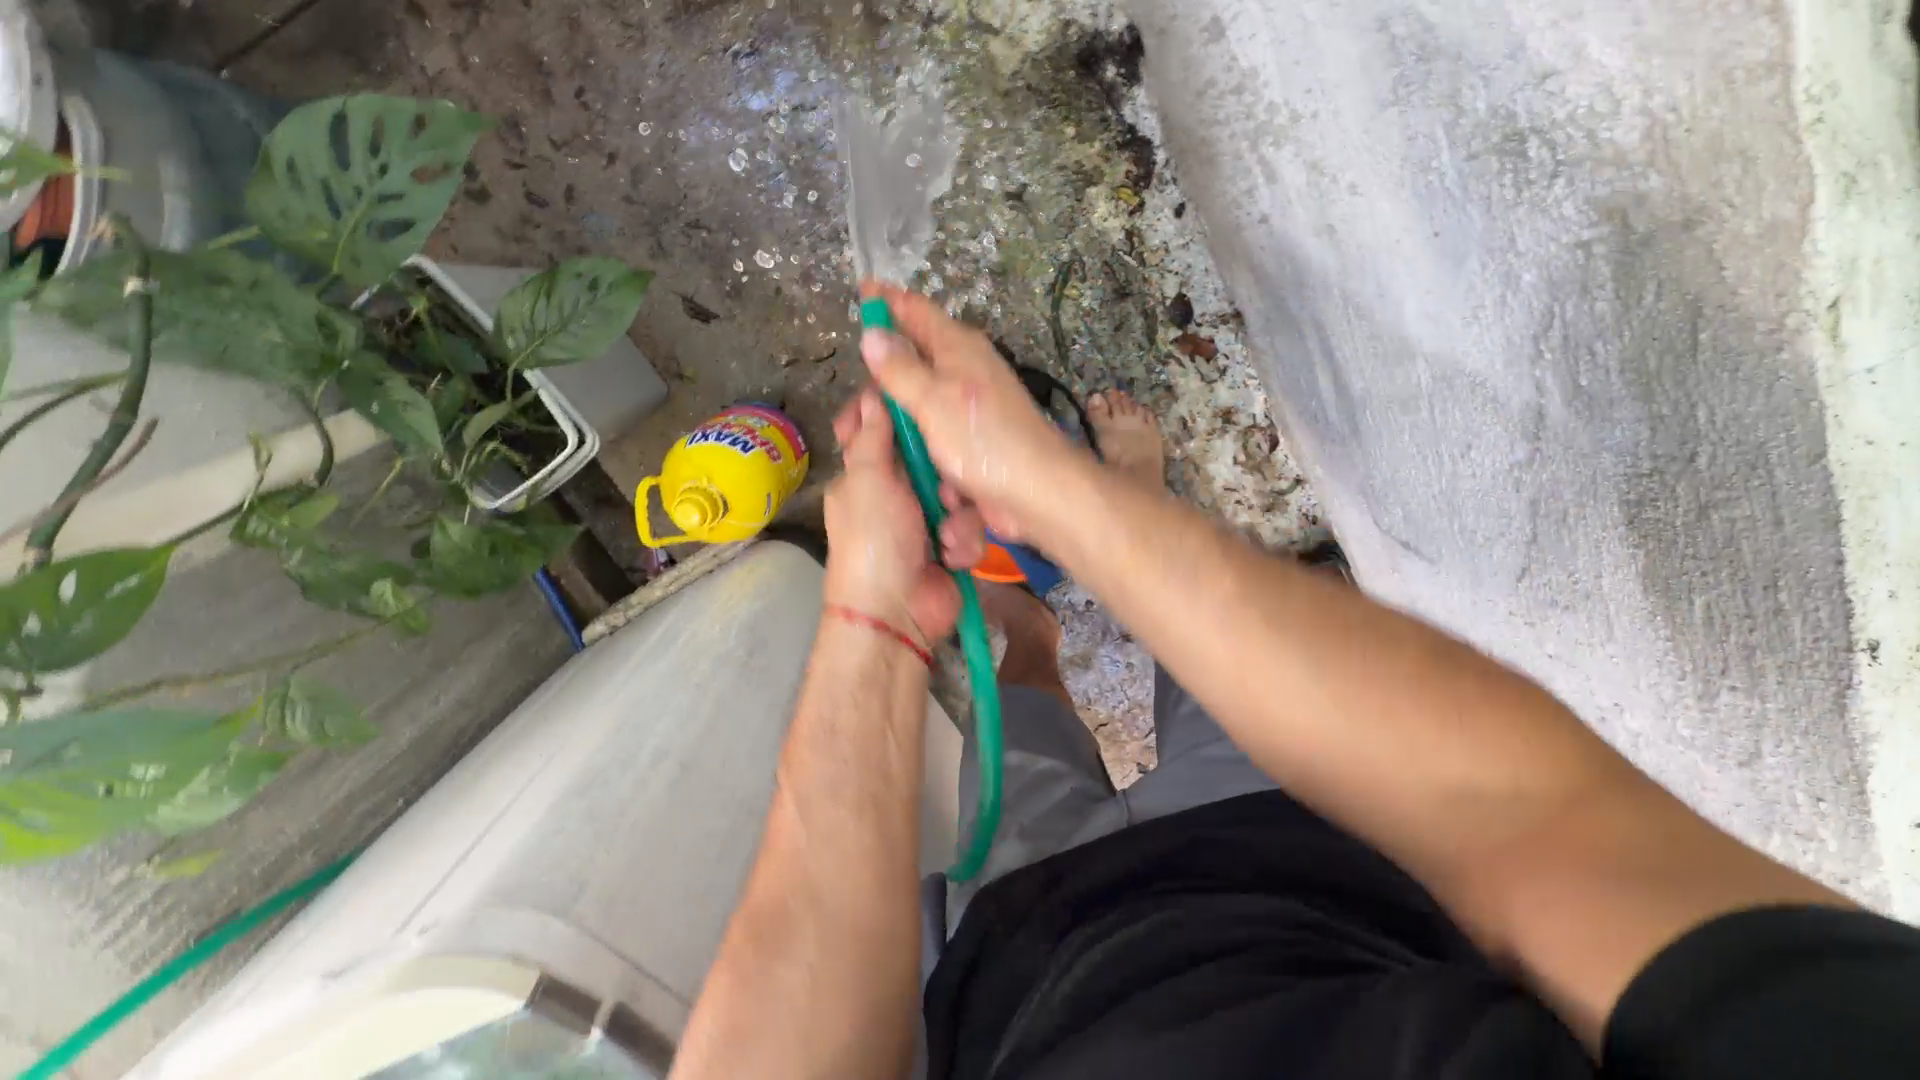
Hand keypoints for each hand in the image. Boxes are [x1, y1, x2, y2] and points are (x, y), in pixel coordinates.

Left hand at [824, 389, 986, 644]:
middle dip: (943, 476)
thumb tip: (872, 393)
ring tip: (946, 534)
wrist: (896, 614)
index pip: (878, 426)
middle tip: (941, 491)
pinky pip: (971, 526)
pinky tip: (952, 558)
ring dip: (957, 517)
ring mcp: (925, 519)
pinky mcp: (951, 545)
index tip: (923, 403)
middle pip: (933, 456)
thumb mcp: (867, 480)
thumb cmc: (874, 543)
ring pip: (959, 491)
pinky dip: (963, 544)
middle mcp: (895, 491)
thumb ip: (873, 435)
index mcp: (864, 472)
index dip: (899, 413)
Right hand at [858, 284, 1087, 542]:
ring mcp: (966, 404)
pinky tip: (895, 449)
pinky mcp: (969, 436)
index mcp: (956, 346)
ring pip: (918, 395)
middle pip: (913, 354)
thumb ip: (900, 368)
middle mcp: (962, 368)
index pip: (916, 309)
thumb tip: (872, 333)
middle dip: (882, 366)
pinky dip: (912, 435)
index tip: (862, 290)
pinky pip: (929, 427)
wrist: (1036, 491)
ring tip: (864, 424)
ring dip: (894, 408)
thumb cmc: (985, 440)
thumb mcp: (933, 399)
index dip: (887, 300)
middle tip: (851, 385)